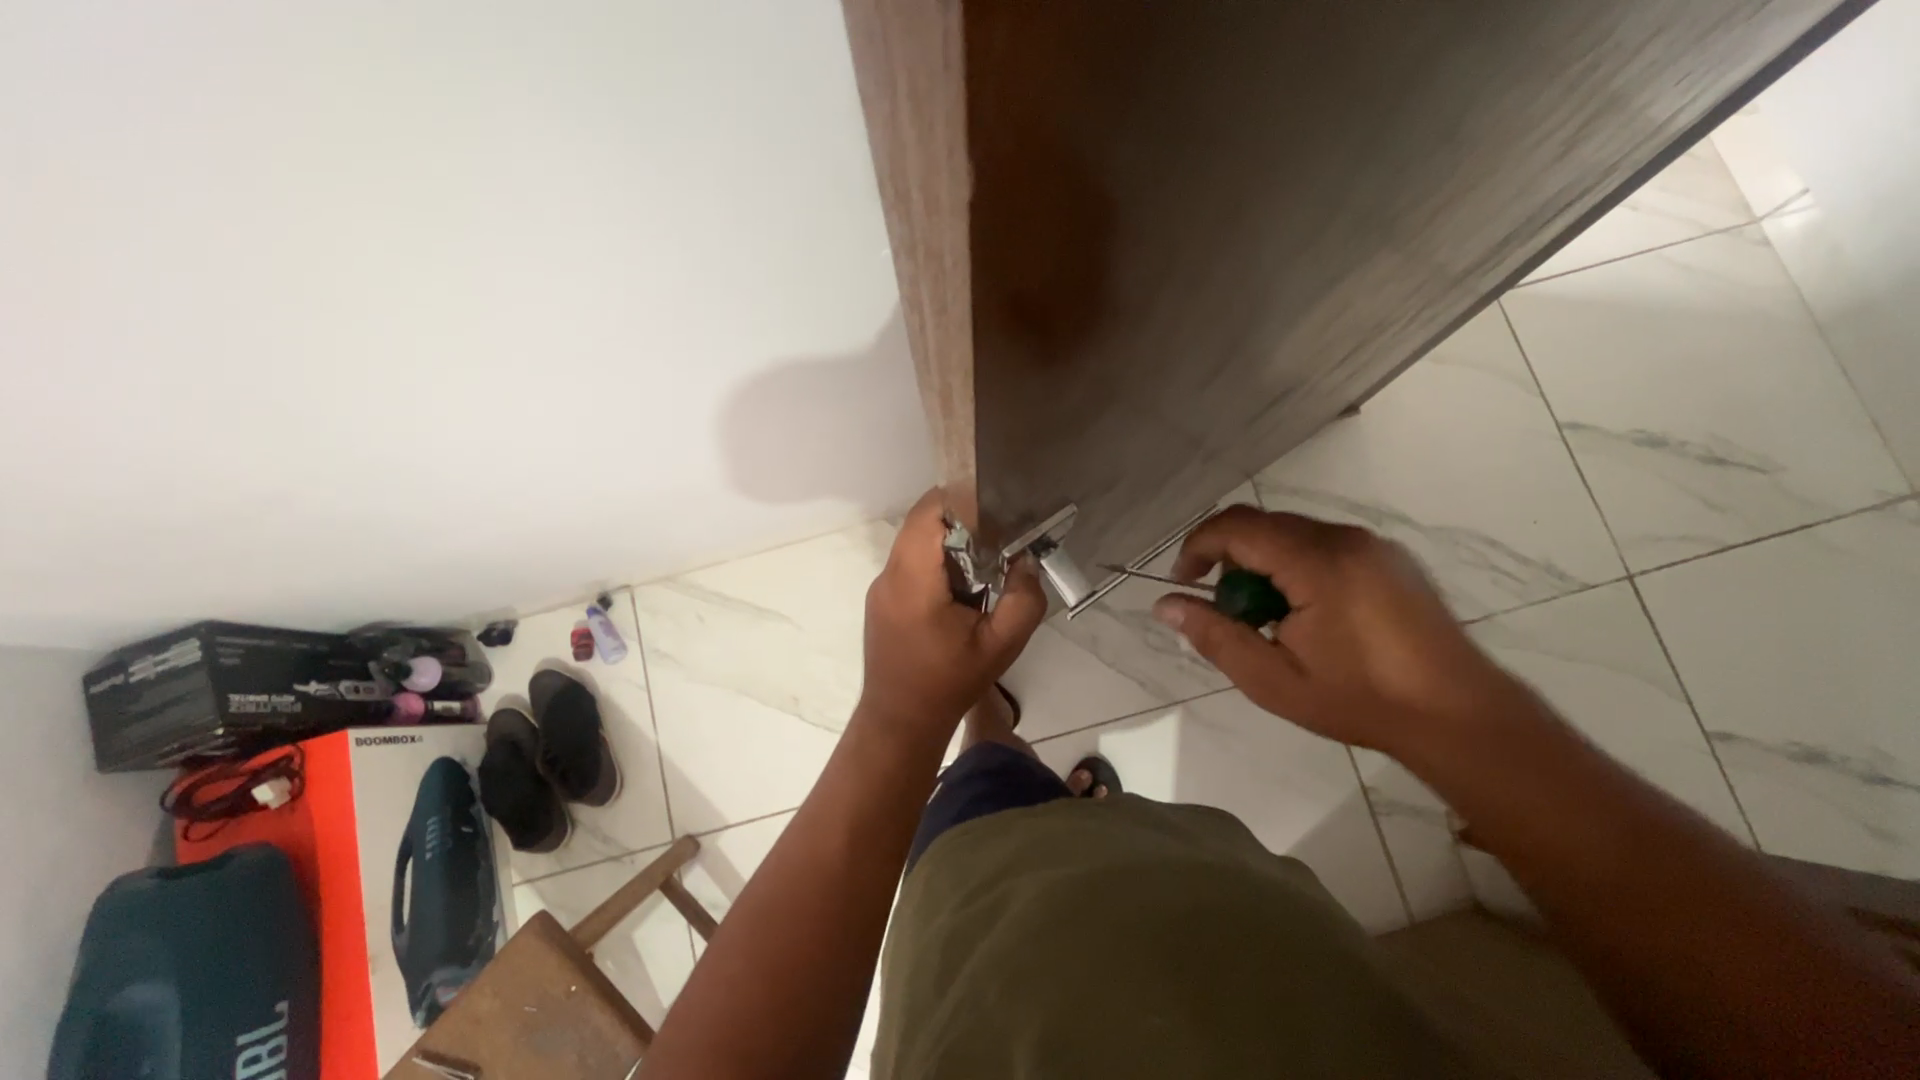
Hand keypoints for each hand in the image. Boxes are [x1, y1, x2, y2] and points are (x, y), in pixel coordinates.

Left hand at [858, 489, 1047, 737]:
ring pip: (914, 542)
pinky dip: (936, 563)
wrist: (901, 722)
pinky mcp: (881, 601)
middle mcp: (889, 576)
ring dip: (949, 543)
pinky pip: (909, 564)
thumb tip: (1025, 562)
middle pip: (921, 523)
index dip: (961, 499)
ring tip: (986, 562)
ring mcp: (881, 588)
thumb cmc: (949, 684)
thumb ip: (1023, 601)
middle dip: (961, 520)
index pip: (928, 512)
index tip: (997, 507)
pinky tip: (963, 589)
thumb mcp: (1001, 646)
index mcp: (913, 580)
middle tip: (999, 535)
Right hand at [1152, 505, 1527, 752]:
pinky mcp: (1391, 559)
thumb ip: (1215, 635)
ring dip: (1264, 563)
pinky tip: (1308, 614)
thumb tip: (1165, 604)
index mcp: (1316, 562)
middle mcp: (1346, 539)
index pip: (1236, 527)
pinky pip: (1325, 545)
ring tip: (1267, 618)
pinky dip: (1297, 566)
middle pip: (1264, 525)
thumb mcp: (1273, 679)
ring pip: (1294, 534)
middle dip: (1230, 558)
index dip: (1197, 547)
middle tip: (1224, 609)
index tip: (1182, 583)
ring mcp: (1374, 545)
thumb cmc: (1360, 700)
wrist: (1458, 714)